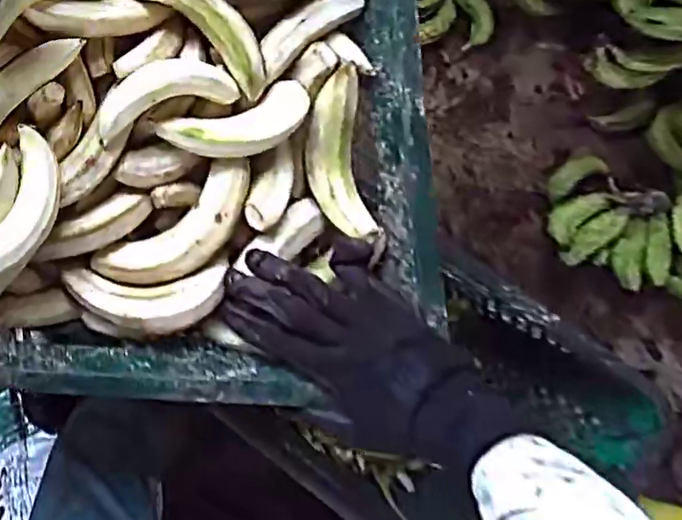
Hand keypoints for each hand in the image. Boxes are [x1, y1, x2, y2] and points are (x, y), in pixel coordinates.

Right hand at [222, 240, 531, 471]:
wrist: (454, 409)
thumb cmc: (402, 424)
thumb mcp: (354, 429)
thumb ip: (317, 409)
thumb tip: (285, 397)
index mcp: (330, 369)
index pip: (280, 342)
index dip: (251, 325)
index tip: (227, 310)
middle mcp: (339, 338)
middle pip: (290, 310)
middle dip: (258, 292)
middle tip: (231, 276)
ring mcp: (362, 316)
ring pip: (315, 289)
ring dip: (284, 272)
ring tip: (257, 255)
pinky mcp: (384, 303)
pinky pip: (358, 276)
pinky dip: (343, 261)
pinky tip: (328, 250)